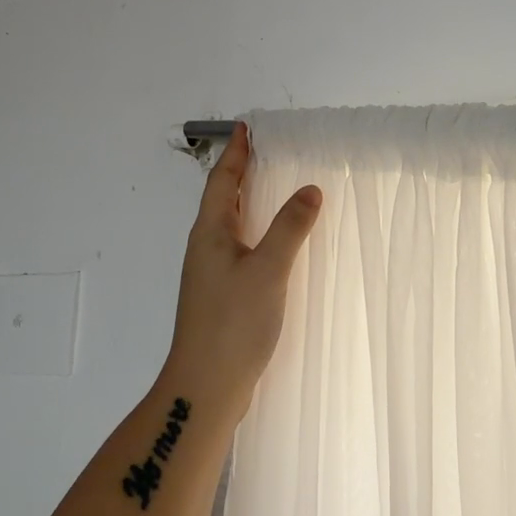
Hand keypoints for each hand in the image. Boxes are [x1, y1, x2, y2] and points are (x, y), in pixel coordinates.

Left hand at [162, 123, 319, 418]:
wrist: (205, 387)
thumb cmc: (233, 322)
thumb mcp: (268, 270)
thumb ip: (290, 228)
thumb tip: (310, 189)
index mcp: (209, 234)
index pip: (222, 182)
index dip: (235, 154)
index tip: (245, 129)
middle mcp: (205, 248)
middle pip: (221, 200)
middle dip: (239, 174)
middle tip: (262, 152)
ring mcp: (209, 274)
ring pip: (228, 226)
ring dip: (246, 203)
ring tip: (270, 190)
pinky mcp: (219, 297)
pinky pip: (236, 248)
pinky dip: (253, 232)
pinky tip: (271, 246)